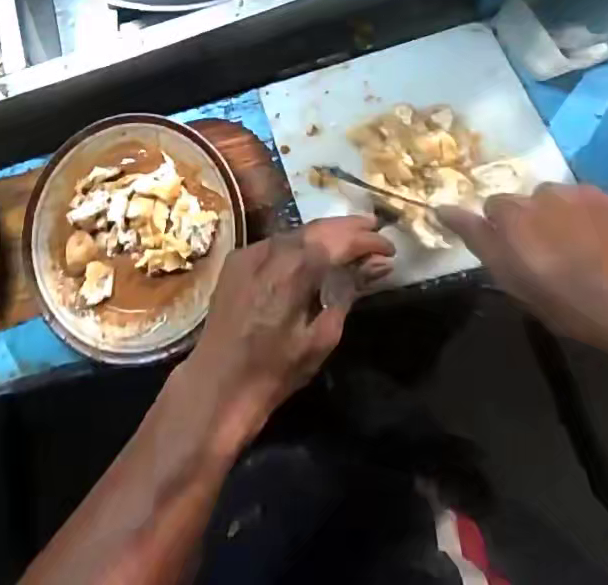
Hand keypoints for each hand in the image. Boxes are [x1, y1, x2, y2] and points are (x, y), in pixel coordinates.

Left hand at [174, 216, 393, 453]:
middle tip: (376, 229)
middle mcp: (265, 253)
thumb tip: (377, 266)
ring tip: (353, 237)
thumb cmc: (275, 370)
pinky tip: (316, 250)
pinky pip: (275, 243)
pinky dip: (300, 243)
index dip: (364, 241)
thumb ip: (348, 293)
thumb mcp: (321, 337)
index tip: (389, 248)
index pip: (334, 241)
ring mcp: (246, 253)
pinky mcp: (236, 260)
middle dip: (346, 227)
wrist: (218, 381)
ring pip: (293, 232)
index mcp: (288, 273)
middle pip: (312, 229)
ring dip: (323, 233)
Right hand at [435, 185, 607, 387]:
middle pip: (516, 203)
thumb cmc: (598, 319)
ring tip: (584, 255)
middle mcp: (543, 199)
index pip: (477, 212)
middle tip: (546, 260)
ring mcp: (586, 195)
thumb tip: (448, 213)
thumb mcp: (532, 296)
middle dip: (523, 224)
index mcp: (514, 224)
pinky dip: (594, 221)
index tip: (494, 247)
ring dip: (558, 219)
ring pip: (555, 200)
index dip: (486, 231)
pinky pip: (592, 204)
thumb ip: (489, 249)